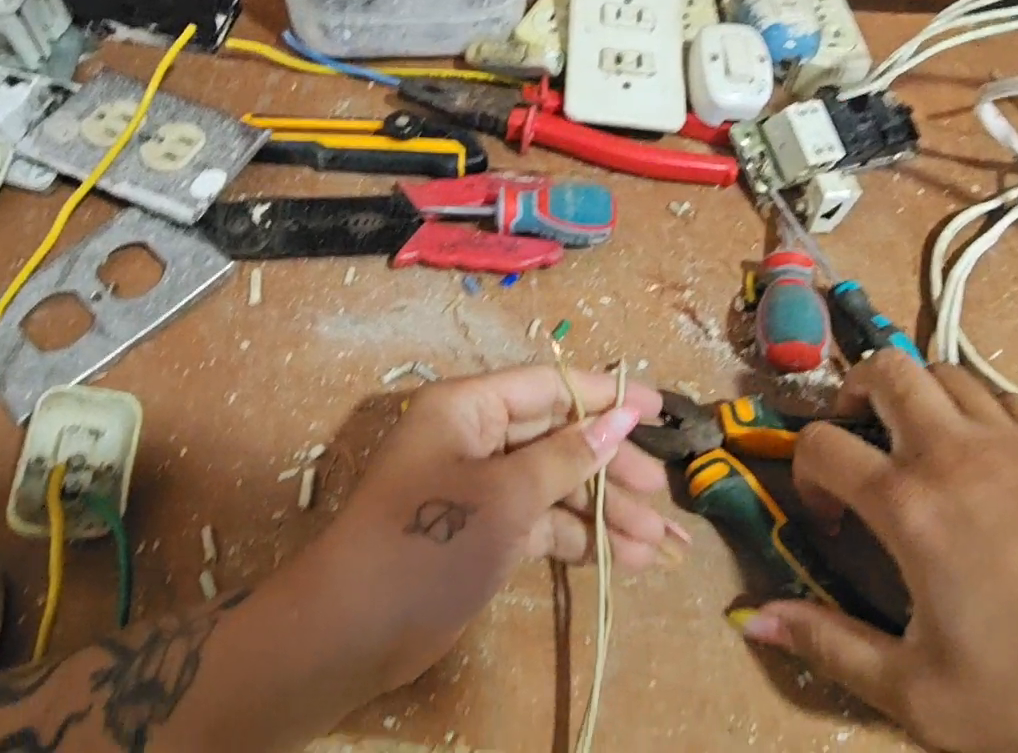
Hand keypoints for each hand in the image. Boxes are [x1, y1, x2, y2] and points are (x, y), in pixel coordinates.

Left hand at [277, 365, 683, 694]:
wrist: (355, 630)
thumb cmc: (429, 542)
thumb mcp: (506, 495)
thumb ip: (567, 455)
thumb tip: (623, 416)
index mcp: (468, 407)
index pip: (548, 386)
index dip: (605, 396)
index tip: (659, 409)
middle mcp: (474, 438)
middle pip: (557, 437)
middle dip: (611, 466)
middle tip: (661, 493)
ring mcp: (480, 488)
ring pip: (555, 485)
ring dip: (605, 513)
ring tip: (662, 546)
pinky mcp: (485, 533)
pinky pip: (542, 522)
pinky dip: (580, 539)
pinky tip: (627, 561)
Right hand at [737, 352, 1017, 751]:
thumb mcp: (925, 695)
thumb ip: (831, 647)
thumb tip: (752, 621)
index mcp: (908, 502)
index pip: (821, 445)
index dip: (803, 471)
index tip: (824, 517)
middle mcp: (956, 453)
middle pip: (885, 370)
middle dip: (852, 391)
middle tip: (853, 437)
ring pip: (950, 372)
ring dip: (917, 391)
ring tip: (916, 440)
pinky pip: (1011, 399)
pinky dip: (980, 406)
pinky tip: (991, 459)